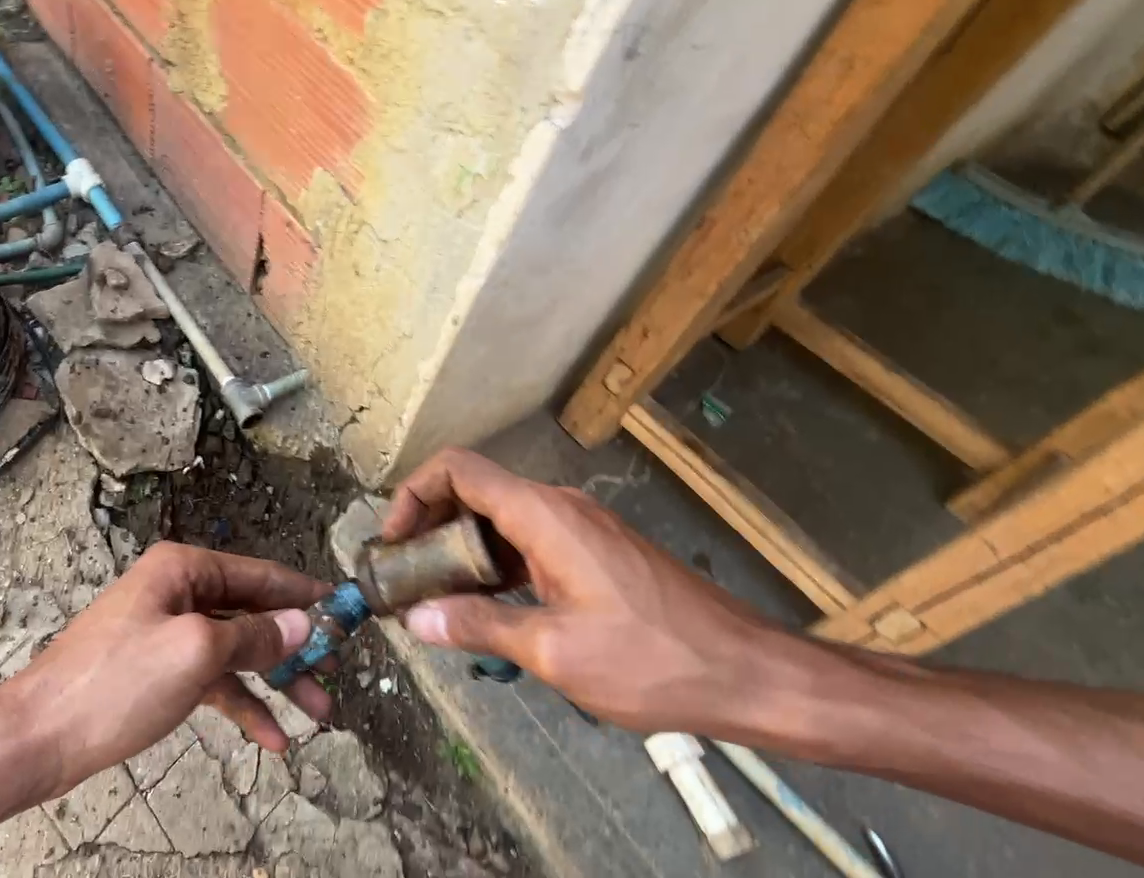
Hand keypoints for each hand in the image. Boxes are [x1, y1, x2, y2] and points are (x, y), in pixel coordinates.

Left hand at [0, 542, 333, 799]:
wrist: (40, 736)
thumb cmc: (117, 681)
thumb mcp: (194, 652)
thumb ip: (253, 636)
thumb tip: (301, 623)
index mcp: (183, 569)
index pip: (258, 573)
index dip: (302, 592)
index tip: (344, 611)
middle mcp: (177, 592)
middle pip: (250, 613)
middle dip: (293, 646)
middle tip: (336, 674)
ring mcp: (166, 632)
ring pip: (235, 651)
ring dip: (275, 682)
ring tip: (317, 716)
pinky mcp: (158, 670)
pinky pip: (211, 680)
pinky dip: (240, 704)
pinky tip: (270, 738)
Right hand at [383, 448, 792, 734]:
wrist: (751, 674)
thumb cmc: (651, 659)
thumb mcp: (553, 651)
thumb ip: (477, 625)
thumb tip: (416, 620)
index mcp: (543, 514)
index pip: (458, 468)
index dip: (413, 493)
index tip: (393, 541)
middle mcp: (557, 506)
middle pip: (473, 491)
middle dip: (429, 527)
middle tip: (406, 577)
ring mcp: (579, 526)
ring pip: (499, 518)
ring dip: (461, 549)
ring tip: (436, 597)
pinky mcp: (595, 550)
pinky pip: (527, 541)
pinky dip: (494, 563)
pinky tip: (486, 606)